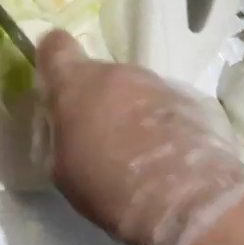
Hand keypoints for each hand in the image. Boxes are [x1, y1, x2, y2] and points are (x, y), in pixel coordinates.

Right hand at [36, 30, 243, 244]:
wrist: (179, 198)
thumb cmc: (106, 185)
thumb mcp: (60, 168)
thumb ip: (60, 134)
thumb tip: (67, 126)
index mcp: (76, 85)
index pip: (55, 46)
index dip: (52, 60)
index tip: (54, 84)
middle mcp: (117, 73)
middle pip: (99, 75)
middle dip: (95, 99)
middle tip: (98, 138)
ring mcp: (157, 83)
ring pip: (133, 90)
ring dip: (129, 111)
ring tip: (135, 151)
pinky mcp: (191, 100)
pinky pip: (162, 106)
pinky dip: (158, 124)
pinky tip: (162, 156)